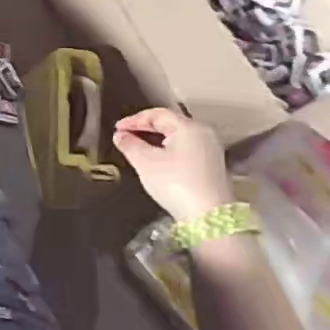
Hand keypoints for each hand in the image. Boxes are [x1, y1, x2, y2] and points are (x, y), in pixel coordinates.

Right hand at [112, 108, 235, 222]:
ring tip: (137, 147)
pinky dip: (168, 148)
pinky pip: (185, 148)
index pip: (157, 114)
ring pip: (178, 136)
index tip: (118, 128)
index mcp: (188, 127)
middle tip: (125, 135)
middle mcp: (203, 133)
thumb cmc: (176, 184)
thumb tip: (120, 136)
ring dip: (156, 139)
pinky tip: (157, 159)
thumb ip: (130, 145)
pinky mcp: (211, 164)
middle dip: (145, 128)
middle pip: (170, 123)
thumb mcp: (146, 163)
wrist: (206, 215)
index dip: (134, 119)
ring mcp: (210, 148)